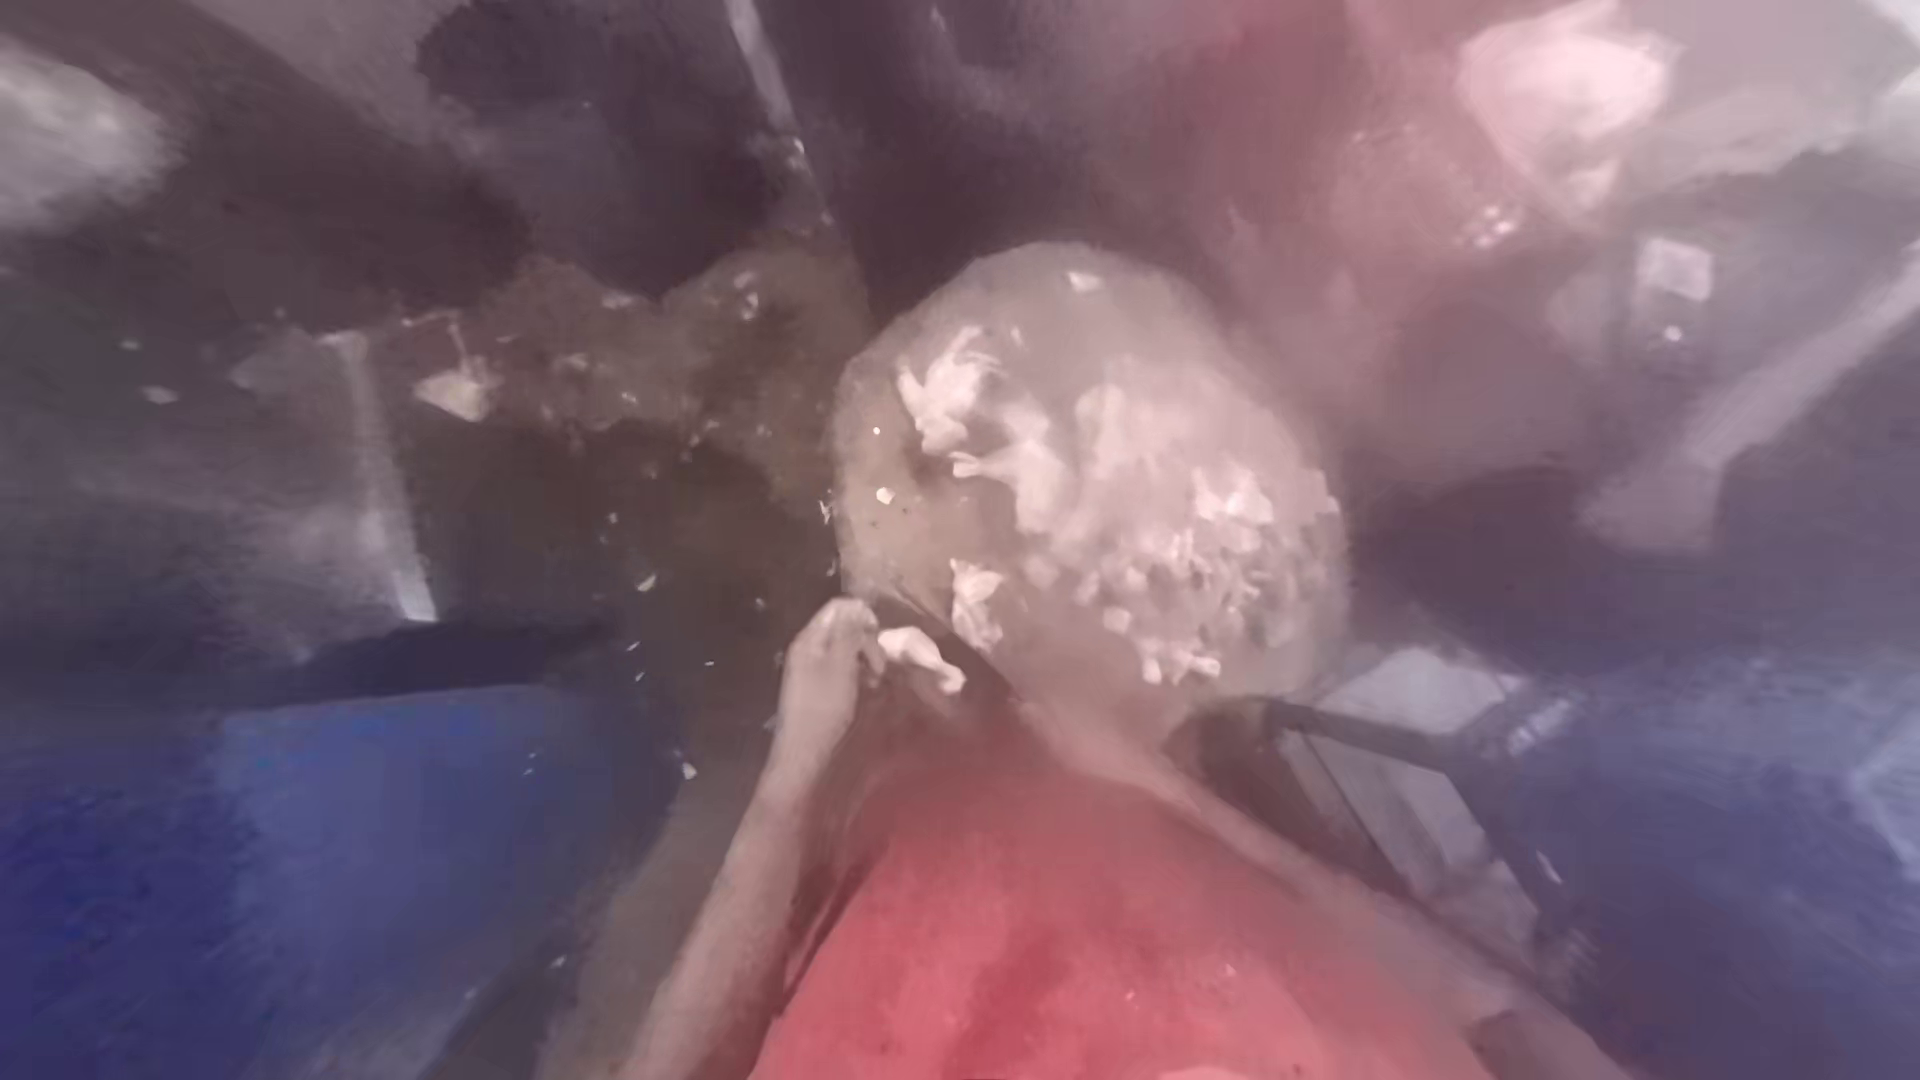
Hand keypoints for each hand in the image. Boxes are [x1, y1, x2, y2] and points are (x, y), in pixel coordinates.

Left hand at [768, 598, 876, 793]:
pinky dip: (862, 674)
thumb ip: (850, 632)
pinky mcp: (826, 689)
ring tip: (876, 681)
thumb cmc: (824, 710)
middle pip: (846, 627)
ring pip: (851, 649)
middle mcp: (811, 649)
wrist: (807, 759)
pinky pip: (849, 668)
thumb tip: (859, 604)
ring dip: (868, 659)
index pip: (839, 607)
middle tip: (878, 666)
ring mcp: (816, 670)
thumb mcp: (840, 666)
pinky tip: (869, 690)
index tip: (879, 638)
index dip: (863, 616)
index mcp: (810, 639)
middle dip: (868, 641)